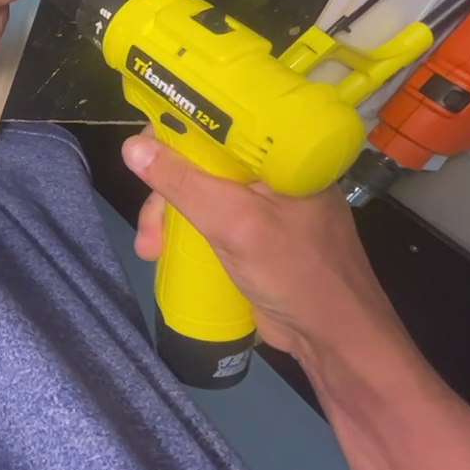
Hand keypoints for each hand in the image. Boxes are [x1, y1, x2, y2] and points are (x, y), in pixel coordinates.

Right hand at [122, 135, 412, 364]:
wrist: (338, 346)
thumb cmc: (298, 275)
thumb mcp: (234, 223)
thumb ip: (183, 183)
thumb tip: (131, 146)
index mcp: (283, 155)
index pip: (220, 122)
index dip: (176, 129)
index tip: (143, 151)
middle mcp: (271, 173)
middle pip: (199, 160)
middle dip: (164, 190)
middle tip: (148, 226)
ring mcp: (262, 205)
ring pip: (197, 191)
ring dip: (167, 217)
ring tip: (150, 249)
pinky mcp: (252, 234)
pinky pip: (206, 217)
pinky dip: (182, 231)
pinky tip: (164, 251)